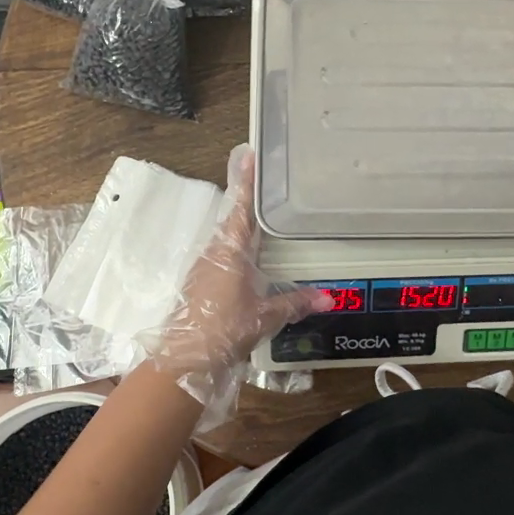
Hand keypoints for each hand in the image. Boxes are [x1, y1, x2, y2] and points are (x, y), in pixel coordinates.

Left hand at [148, 145, 328, 401]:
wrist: (184, 360)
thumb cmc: (222, 329)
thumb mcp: (265, 317)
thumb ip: (295, 303)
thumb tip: (330, 297)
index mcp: (229, 252)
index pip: (241, 208)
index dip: (246, 181)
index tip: (249, 154)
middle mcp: (214, 253)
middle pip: (234, 220)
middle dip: (249, 202)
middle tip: (269, 184)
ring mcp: (204, 268)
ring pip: (228, 239)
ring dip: (244, 227)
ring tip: (267, 217)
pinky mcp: (201, 284)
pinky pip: (224, 257)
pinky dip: (240, 249)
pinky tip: (253, 258)